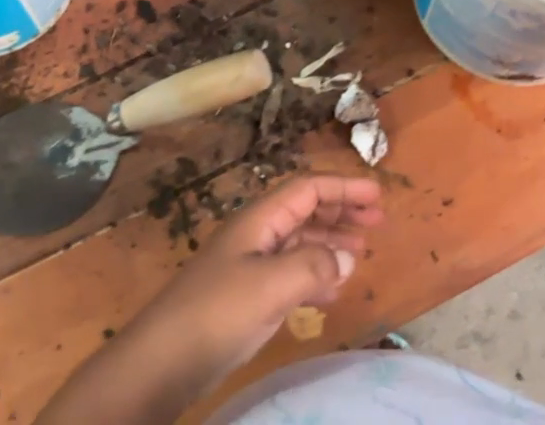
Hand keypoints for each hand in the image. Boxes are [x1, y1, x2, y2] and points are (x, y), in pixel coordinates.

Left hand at [34, 174, 382, 424]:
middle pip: (303, 211)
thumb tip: (346, 256)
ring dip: (330, 242)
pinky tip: (333, 289)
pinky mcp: (248, 298)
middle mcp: (255, 237)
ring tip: (361, 252)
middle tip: (377, 222)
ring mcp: (250, 267)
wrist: (167, 357)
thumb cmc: (218, 310)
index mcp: (258, 221)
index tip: (377, 196)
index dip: (342, 189)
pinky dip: (315, 274)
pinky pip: (290, 274)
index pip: (306, 190)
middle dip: (340, 211)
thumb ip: (313, 265)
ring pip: (298, 242)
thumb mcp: (270, 283)